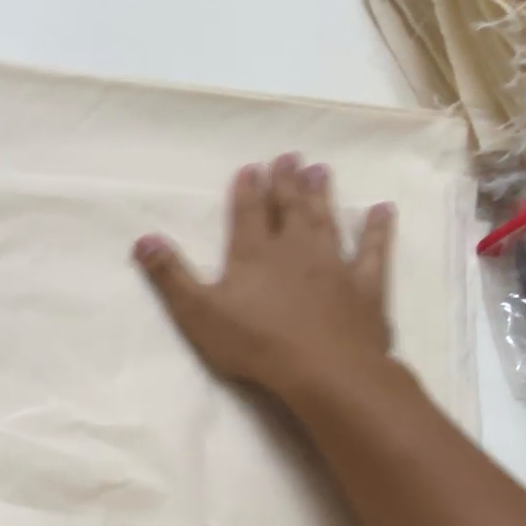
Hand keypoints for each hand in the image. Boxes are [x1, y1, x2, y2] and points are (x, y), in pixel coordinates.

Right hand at [133, 153, 397, 398]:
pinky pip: (372, 250)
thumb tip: (144, 239)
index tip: (251, 167)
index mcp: (253, 255)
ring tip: (321, 171)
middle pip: (289, 210)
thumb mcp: (196, 311)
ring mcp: (334, 265)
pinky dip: (377, 230)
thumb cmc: (251, 342)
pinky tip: (382, 211)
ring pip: (326, 221)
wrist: (323, 368)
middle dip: (286, 183)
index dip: (247, 190)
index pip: (248, 214)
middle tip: (290, 157)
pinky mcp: (365, 286)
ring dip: (322, 196)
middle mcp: (295, 250)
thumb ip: (170, 275)